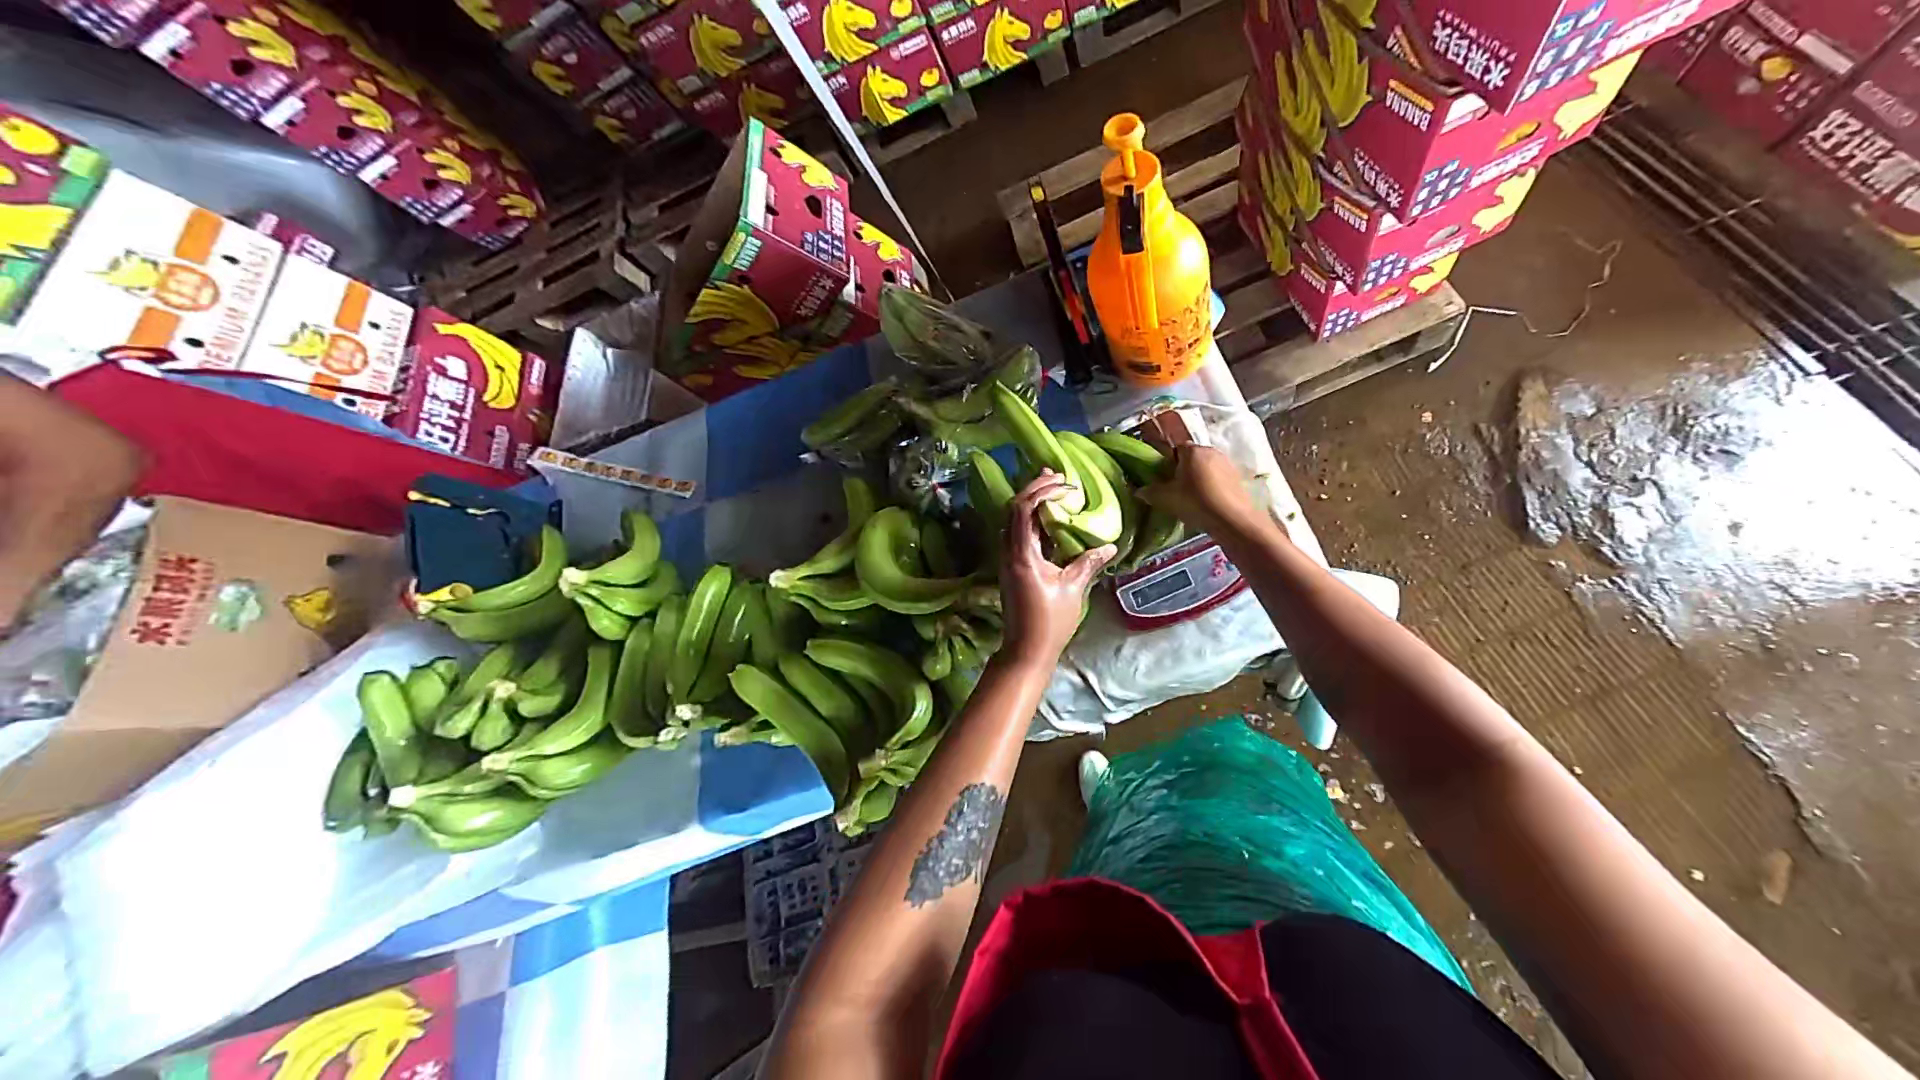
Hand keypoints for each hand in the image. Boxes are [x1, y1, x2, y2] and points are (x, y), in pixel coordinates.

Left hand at [1000, 471, 1114, 658]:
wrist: (1025, 650)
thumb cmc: (1050, 622)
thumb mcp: (1073, 589)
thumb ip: (1088, 563)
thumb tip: (1109, 547)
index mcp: (1022, 555)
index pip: (1022, 509)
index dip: (1041, 491)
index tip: (1066, 486)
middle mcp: (1009, 552)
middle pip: (1014, 509)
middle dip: (1034, 489)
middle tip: (1058, 477)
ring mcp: (1007, 560)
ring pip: (1014, 520)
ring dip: (1032, 502)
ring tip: (1053, 488)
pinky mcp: (1012, 567)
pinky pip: (1018, 534)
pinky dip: (1032, 520)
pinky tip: (1049, 517)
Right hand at [1141, 444, 1266, 538]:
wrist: (1231, 519)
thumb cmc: (1195, 502)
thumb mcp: (1165, 499)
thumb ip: (1149, 492)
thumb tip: (1138, 490)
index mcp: (1192, 451)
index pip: (1176, 448)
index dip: (1168, 461)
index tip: (1165, 476)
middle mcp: (1211, 451)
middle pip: (1193, 457)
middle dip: (1184, 469)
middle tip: (1176, 487)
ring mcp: (1228, 463)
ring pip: (1207, 466)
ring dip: (1200, 477)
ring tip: (1193, 496)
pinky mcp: (1238, 477)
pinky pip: (1220, 477)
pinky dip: (1213, 485)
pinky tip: (1208, 501)